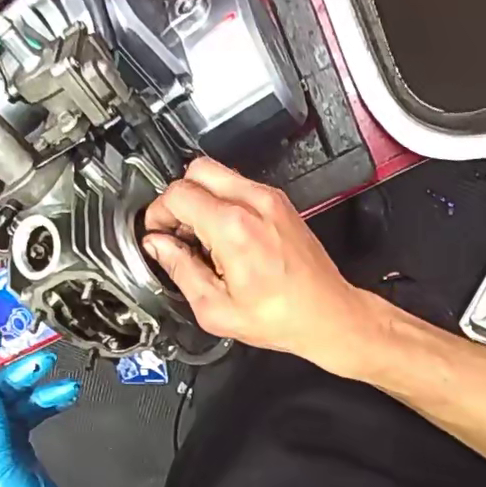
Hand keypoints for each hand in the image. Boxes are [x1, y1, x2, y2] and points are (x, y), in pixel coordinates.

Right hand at [142, 158, 383, 373]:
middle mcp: (255, 204)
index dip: (158, 214)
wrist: (327, 315)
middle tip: (176, 231)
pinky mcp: (281, 204)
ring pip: (218, 174)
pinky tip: (225, 237)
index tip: (158, 235)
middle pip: (196, 170)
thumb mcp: (217, 309)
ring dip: (201, 199)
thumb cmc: (284, 316)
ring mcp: (271, 200)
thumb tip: (159, 248)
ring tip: (202, 238)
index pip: (177, 194)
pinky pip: (240, 187)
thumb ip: (180, 271)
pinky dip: (223, 202)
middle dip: (177, 198)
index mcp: (235, 228)